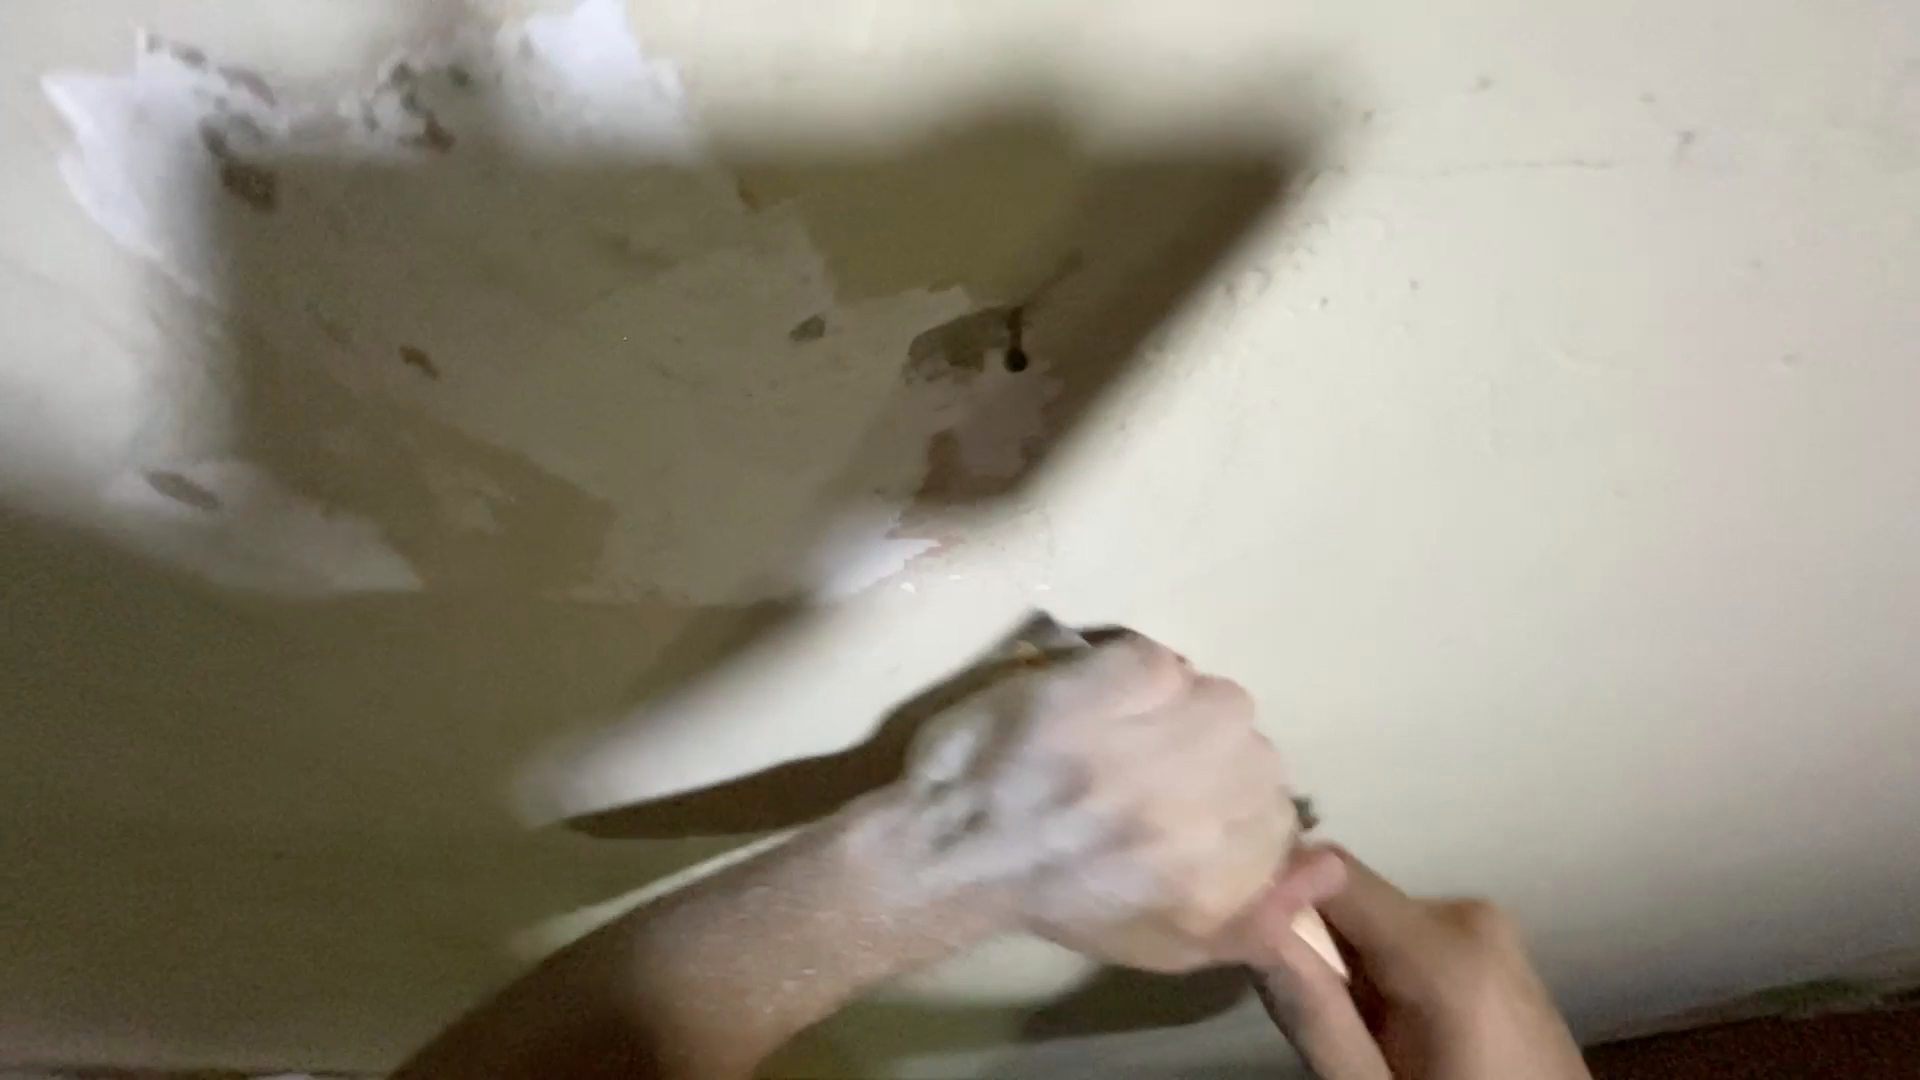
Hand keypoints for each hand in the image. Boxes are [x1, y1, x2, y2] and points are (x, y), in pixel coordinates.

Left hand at [870, 630, 1339, 971]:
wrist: (953, 848)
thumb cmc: (1051, 896)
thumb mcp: (1160, 944)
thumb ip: (1251, 920)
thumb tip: (1328, 865)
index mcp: (1206, 878)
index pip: (1279, 809)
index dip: (1235, 795)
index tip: (1190, 792)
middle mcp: (1185, 812)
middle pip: (1254, 746)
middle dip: (1211, 749)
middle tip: (1155, 754)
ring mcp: (1136, 744)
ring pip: (1217, 697)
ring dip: (1182, 704)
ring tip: (1133, 719)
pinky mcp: (1088, 689)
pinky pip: (1155, 658)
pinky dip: (1135, 668)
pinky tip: (1102, 690)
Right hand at [1251, 850, 1591, 1079]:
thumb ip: (1314, 1014)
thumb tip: (1247, 922)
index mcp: (1447, 952)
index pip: (1325, 865)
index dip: (1276, 888)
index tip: (1245, 932)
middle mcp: (1469, 914)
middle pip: (1344, 889)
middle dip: (1312, 935)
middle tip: (1313, 1005)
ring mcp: (1487, 924)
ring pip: (1366, 906)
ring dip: (1343, 949)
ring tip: (1360, 1022)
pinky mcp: (1491, 939)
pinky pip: (1400, 922)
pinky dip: (1376, 955)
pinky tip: (1394, 1016)